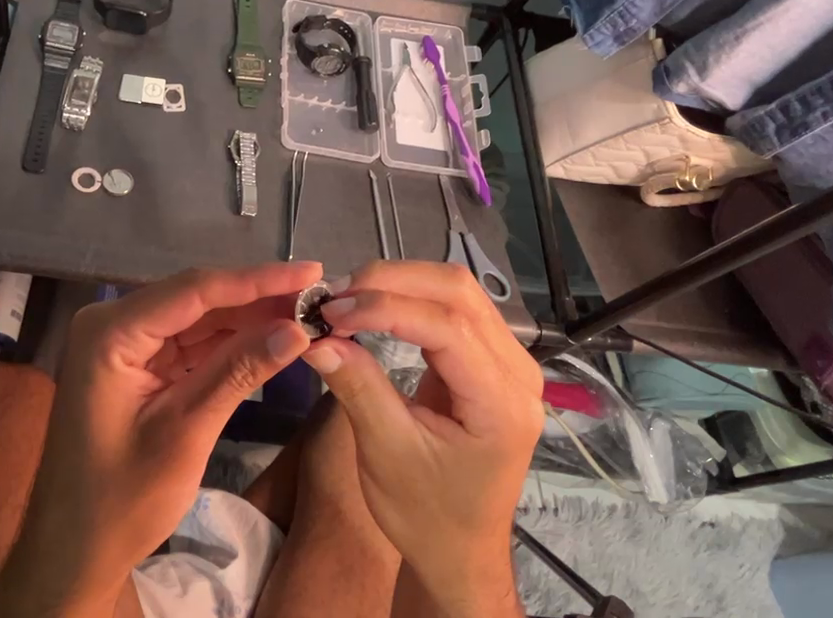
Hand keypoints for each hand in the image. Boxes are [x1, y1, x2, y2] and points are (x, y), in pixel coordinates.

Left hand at [0, 262, 321, 615]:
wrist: (74, 549)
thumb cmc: (121, 499)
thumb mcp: (185, 432)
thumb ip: (238, 372)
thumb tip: (297, 330)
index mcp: (111, 332)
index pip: (195, 291)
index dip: (257, 280)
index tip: (310, 272)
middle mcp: (114, 323)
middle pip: (198, 298)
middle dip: (258, 297)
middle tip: (318, 294)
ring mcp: (126, 343)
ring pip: (199, 318)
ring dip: (250, 318)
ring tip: (306, 311)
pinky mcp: (139, 364)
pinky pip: (191, 342)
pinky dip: (231, 343)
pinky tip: (272, 336)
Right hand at [299, 261, 542, 614]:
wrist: (458, 549)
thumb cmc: (426, 513)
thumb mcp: (386, 453)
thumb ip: (357, 386)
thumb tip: (314, 336)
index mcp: (502, 403)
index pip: (448, 327)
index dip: (385, 308)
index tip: (331, 312)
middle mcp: (518, 371)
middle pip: (457, 292)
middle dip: (390, 281)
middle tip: (332, 297)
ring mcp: (508, 360)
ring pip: (455, 289)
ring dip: (396, 282)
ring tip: (346, 297)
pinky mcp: (488, 357)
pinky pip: (450, 306)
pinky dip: (406, 296)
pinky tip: (370, 304)